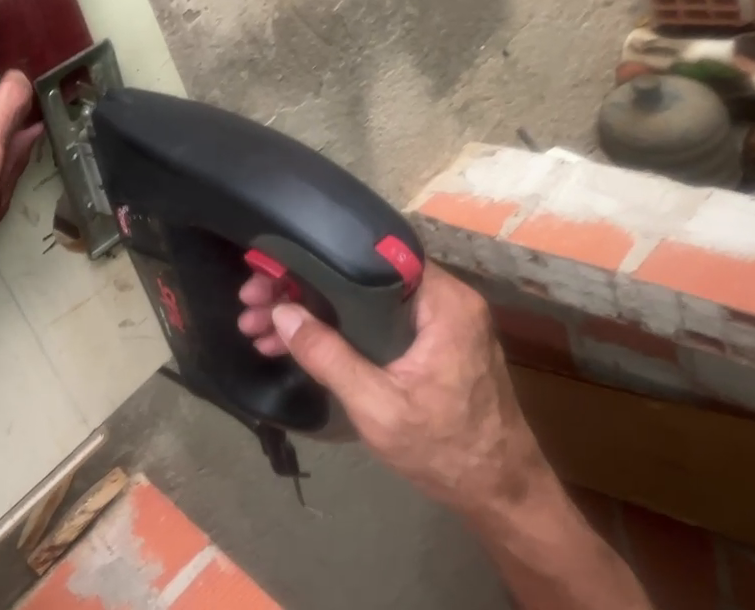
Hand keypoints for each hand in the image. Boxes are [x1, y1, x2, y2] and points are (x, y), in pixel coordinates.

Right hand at [238, 265, 554, 519]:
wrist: (504, 499)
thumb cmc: (448, 451)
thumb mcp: (377, 406)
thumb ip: (327, 355)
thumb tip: (280, 312)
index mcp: (442, 303)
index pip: (365, 255)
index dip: (308, 261)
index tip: (265, 274)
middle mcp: (442, 301)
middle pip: (354, 276)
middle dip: (297, 290)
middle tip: (251, 304)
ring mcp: (434, 322)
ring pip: (355, 301)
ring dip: (307, 313)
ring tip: (257, 328)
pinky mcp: (426, 344)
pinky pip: (367, 322)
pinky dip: (332, 330)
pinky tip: (290, 344)